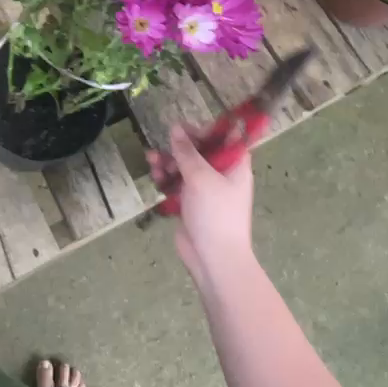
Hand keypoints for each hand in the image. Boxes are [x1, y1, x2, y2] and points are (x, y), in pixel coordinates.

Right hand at [149, 123, 255, 285]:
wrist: (214, 258)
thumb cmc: (215, 213)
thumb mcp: (201, 177)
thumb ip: (186, 152)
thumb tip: (176, 128)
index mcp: (235, 165)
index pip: (225, 138)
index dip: (206, 130)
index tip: (185, 128)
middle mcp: (222, 174)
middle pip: (200, 151)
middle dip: (179, 147)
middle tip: (164, 145)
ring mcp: (206, 190)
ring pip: (184, 167)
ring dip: (168, 162)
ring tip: (152, 161)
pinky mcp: (191, 203)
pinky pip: (177, 184)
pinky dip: (166, 178)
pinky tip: (155, 176)